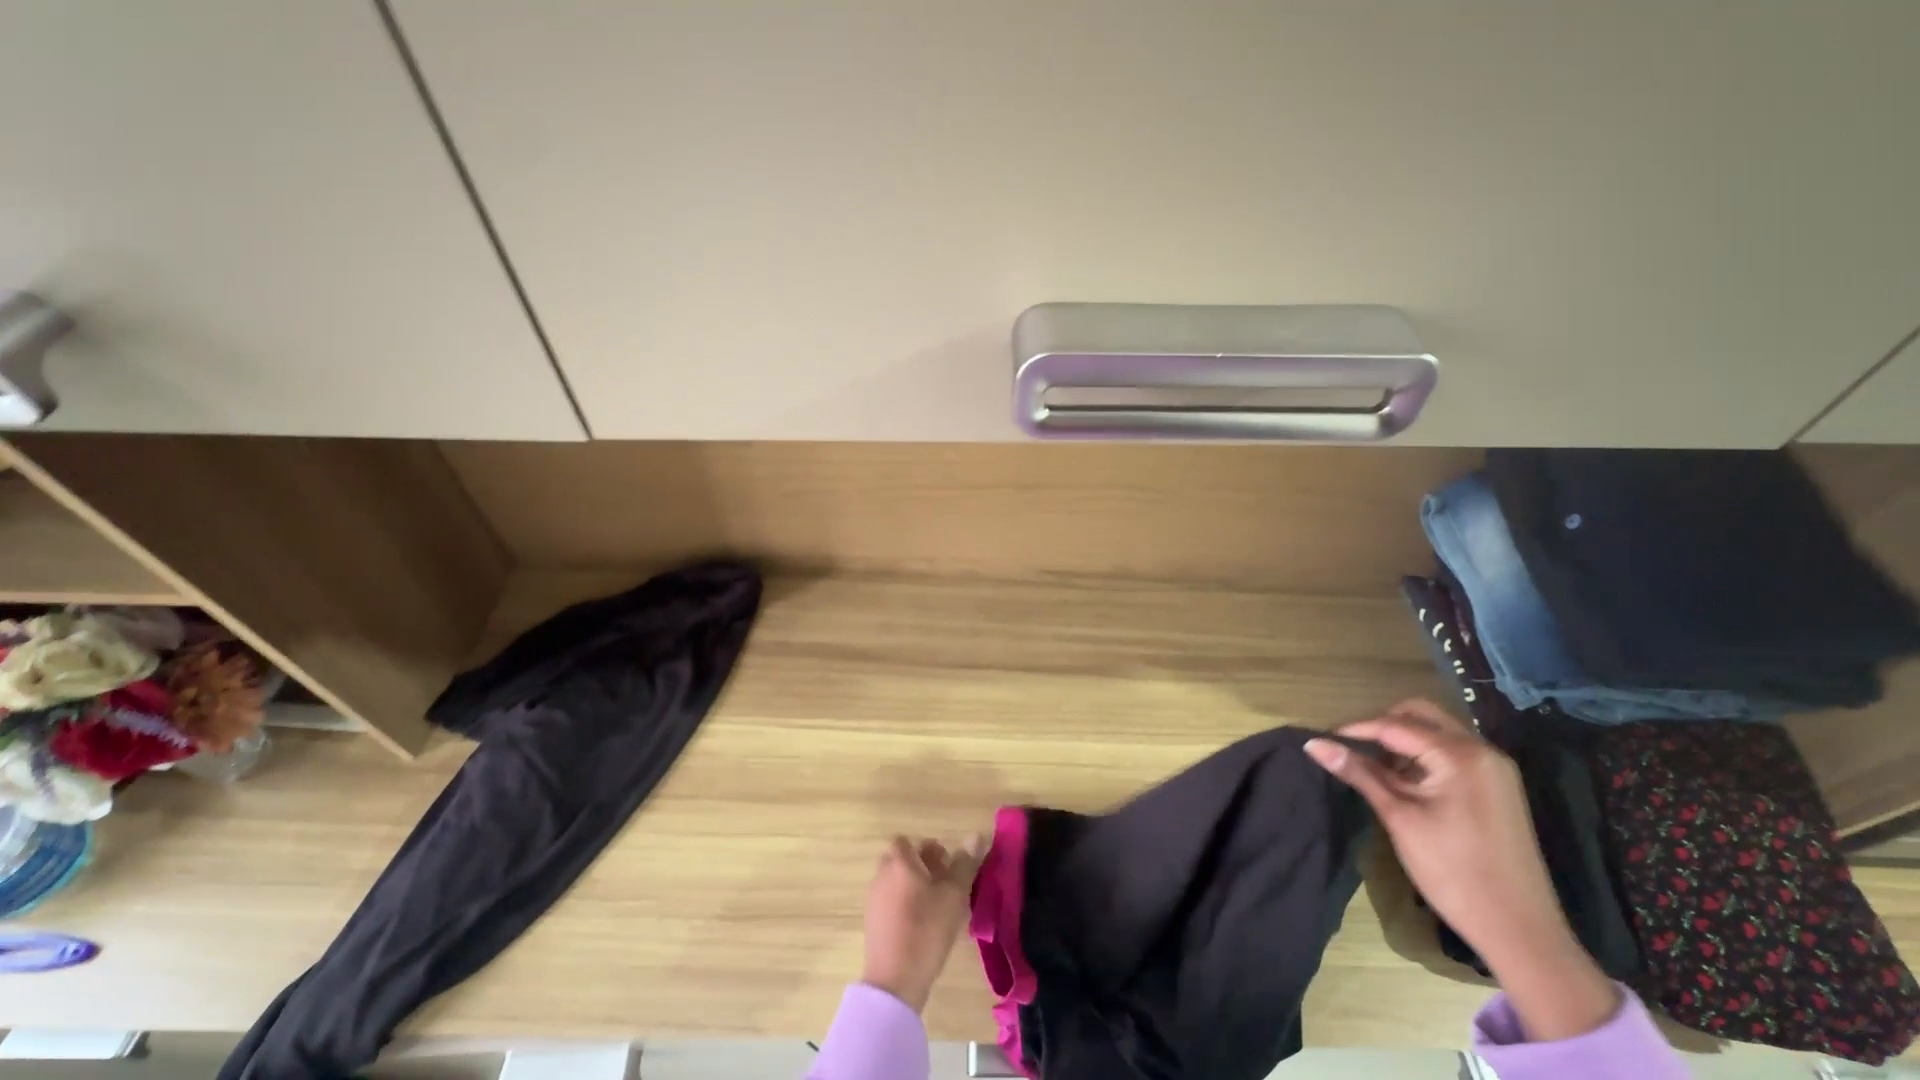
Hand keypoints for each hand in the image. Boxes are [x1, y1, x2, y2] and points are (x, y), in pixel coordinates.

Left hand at [861, 834, 984, 1012]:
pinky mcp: (873, 922)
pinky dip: (906, 904)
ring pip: (897, 881)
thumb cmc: (926, 930)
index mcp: (899, 863)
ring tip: (939, 907)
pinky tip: (924, 925)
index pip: (906, 841)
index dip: (927, 849)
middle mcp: (882, 875)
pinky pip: (891, 901)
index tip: (946, 865)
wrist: (895, 979)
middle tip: (946, 885)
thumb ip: (965, 864)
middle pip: (901, 860)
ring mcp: (874, 899)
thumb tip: (977, 835)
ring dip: (916, 886)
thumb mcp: (953, 895)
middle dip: (923, 867)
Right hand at [1303, 699, 1557, 957]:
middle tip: (1351, 750)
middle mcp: (1482, 750)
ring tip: (1374, 769)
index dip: (1357, 729)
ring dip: (1404, 741)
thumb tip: (1314, 744)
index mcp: (1460, 755)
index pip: (1397, 725)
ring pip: (1439, 733)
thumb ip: (1359, 774)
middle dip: (1383, 726)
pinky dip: (1425, 757)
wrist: (1518, 926)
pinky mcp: (1498, 786)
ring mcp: (1495, 768)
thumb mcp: (1400, 818)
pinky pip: (1454, 753)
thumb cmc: (1453, 871)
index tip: (1324, 739)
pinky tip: (1405, 782)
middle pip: (1422, 716)